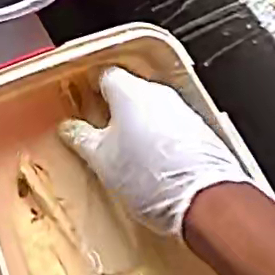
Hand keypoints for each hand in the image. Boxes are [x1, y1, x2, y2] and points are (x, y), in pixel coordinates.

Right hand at [58, 66, 259, 235]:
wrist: (205, 199)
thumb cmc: (152, 177)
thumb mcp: (103, 161)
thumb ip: (82, 138)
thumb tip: (69, 129)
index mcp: (128, 90)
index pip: (104, 74)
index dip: (91, 88)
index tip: (84, 104)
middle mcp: (155, 91)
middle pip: (128, 89)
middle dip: (115, 108)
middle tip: (102, 133)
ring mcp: (180, 108)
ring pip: (150, 106)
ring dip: (139, 123)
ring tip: (129, 153)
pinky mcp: (198, 128)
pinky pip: (171, 123)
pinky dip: (160, 136)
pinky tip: (155, 162)